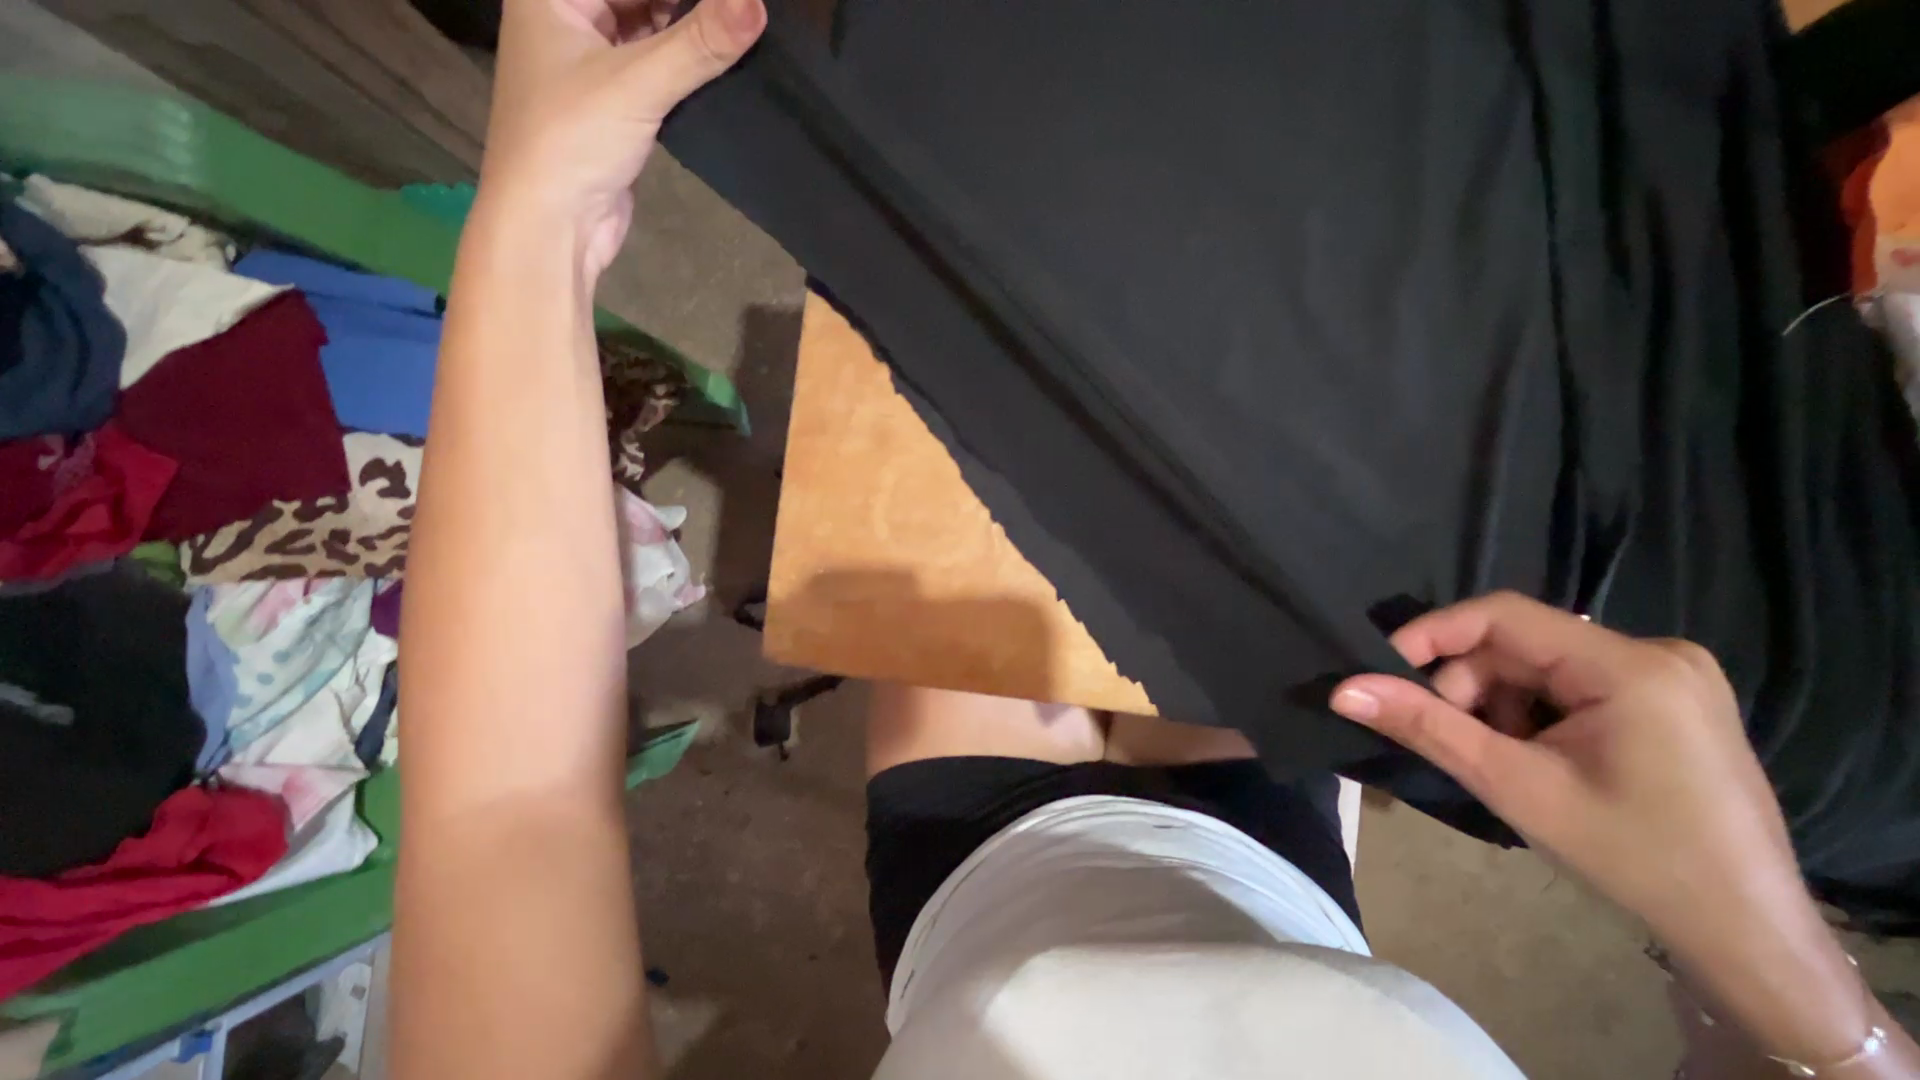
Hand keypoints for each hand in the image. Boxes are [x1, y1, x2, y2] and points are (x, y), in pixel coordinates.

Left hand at [480, 0, 765, 275]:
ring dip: (687, 30)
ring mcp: (586, 63)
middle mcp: (564, 18)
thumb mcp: (638, 84)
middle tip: (741, 9)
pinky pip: (651, 66)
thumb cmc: (572, 140)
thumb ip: (700, 42)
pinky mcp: (610, 103)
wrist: (549, 224)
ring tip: (739, 28)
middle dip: (686, 3)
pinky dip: (681, 65)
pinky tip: (719, 64)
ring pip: (645, 27)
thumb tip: (756, 3)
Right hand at [1327, 591, 1800, 946]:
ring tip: (1505, 763)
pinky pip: (1575, 684)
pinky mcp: (1673, 699)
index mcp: (1630, 664)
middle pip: (1522, 644)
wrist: (1748, 934)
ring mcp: (1672, 675)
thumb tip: (1343, 689)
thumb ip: (1426, 727)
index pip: (1502, 615)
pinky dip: (1537, 715)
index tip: (1381, 675)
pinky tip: (1541, 760)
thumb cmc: (1632, 858)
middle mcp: (1657, 651)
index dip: (1431, 635)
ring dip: (1502, 706)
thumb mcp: (1515, 787)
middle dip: (1471, 688)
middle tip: (1456, 744)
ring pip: (1544, 666)